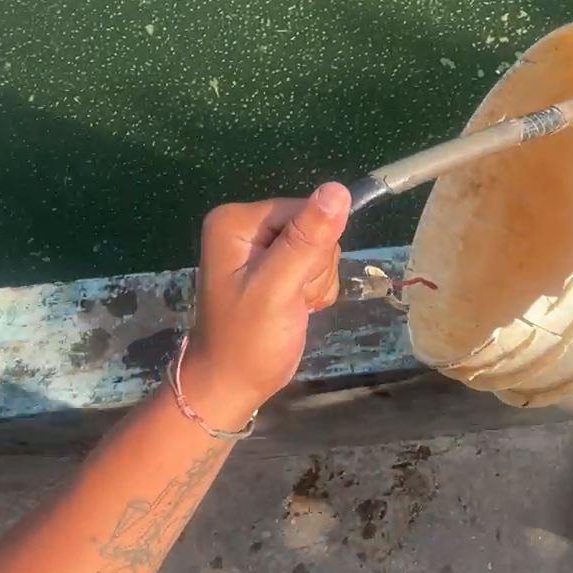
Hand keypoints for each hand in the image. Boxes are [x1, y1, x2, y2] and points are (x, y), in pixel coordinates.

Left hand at [175, 183, 348, 426]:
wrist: (233, 384)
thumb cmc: (248, 340)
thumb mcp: (277, 288)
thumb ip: (307, 240)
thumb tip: (338, 189)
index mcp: (237, 221)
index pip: (305, 209)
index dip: (312, 247)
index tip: (292, 282)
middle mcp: (248, 226)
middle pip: (315, 227)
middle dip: (314, 267)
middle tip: (291, 298)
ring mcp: (263, 247)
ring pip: (322, 248)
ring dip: (316, 281)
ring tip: (292, 305)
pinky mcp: (278, 267)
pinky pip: (319, 265)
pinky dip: (316, 290)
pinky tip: (298, 307)